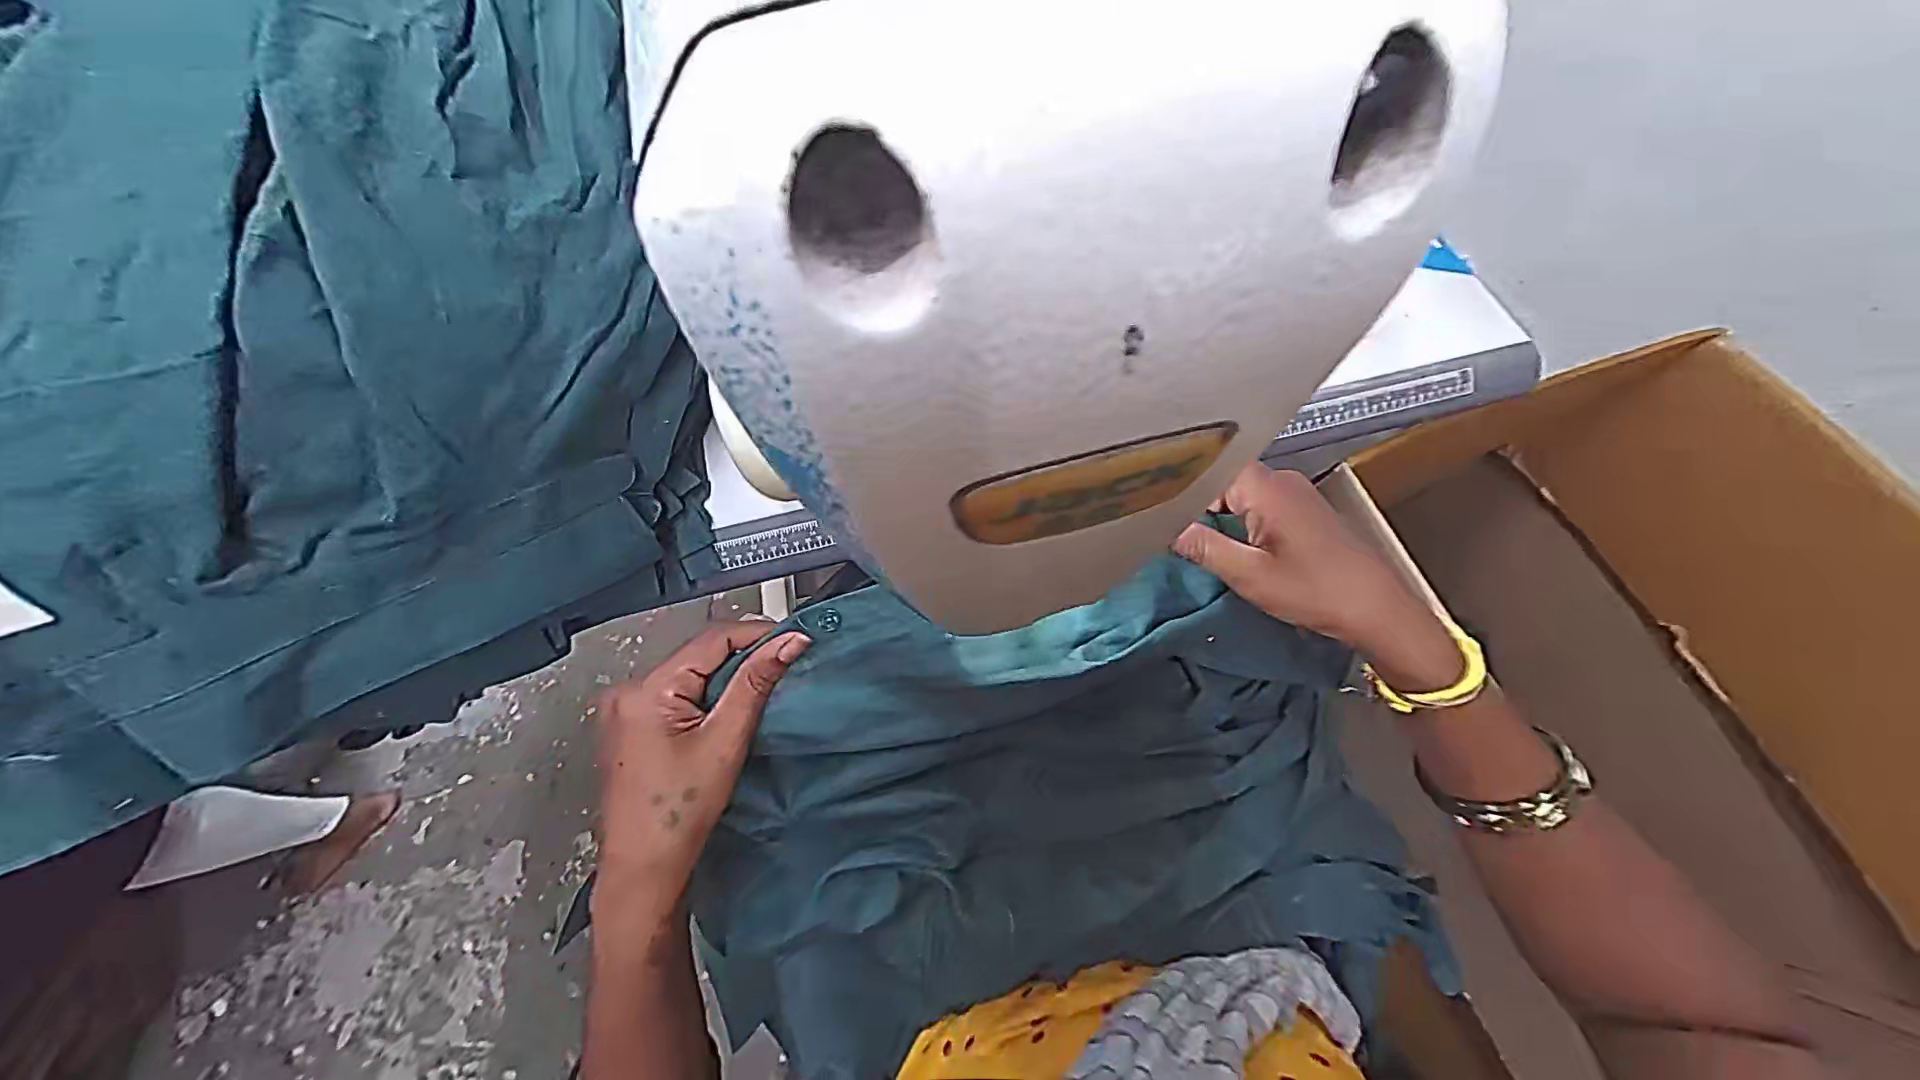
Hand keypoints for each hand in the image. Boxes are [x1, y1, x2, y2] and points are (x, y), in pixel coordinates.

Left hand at [595, 620, 810, 901]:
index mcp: (646, 691)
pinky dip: (710, 695)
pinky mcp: (633, 724)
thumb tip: (787, 643)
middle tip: (783, 666)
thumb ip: (757, 682)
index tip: (792, 639)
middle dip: (745, 656)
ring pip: (693, 672)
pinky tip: (729, 712)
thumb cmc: (678, 814)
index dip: (758, 634)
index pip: (713, 638)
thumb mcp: (726, 740)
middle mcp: (629, 692)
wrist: (644, 869)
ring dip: (729, 677)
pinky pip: (680, 692)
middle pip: (701, 653)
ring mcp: (627, 709)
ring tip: (760, 691)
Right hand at [1172, 464, 1460, 689]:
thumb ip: (1204, 547)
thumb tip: (1166, 528)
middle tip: (1166, 528)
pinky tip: (1226, 546)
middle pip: (1222, 480)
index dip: (1182, 487)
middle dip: (1196, 504)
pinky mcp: (1301, 511)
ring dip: (1216, 517)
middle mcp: (1281, 480)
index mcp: (1267, 487)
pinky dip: (1237, 524)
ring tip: (1191, 540)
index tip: (1156, 508)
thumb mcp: (1249, 575)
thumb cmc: (1316, 591)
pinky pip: (1255, 506)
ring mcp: (1294, 494)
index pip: (1209, 468)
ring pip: (1237, 495)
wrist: (1378, 609)